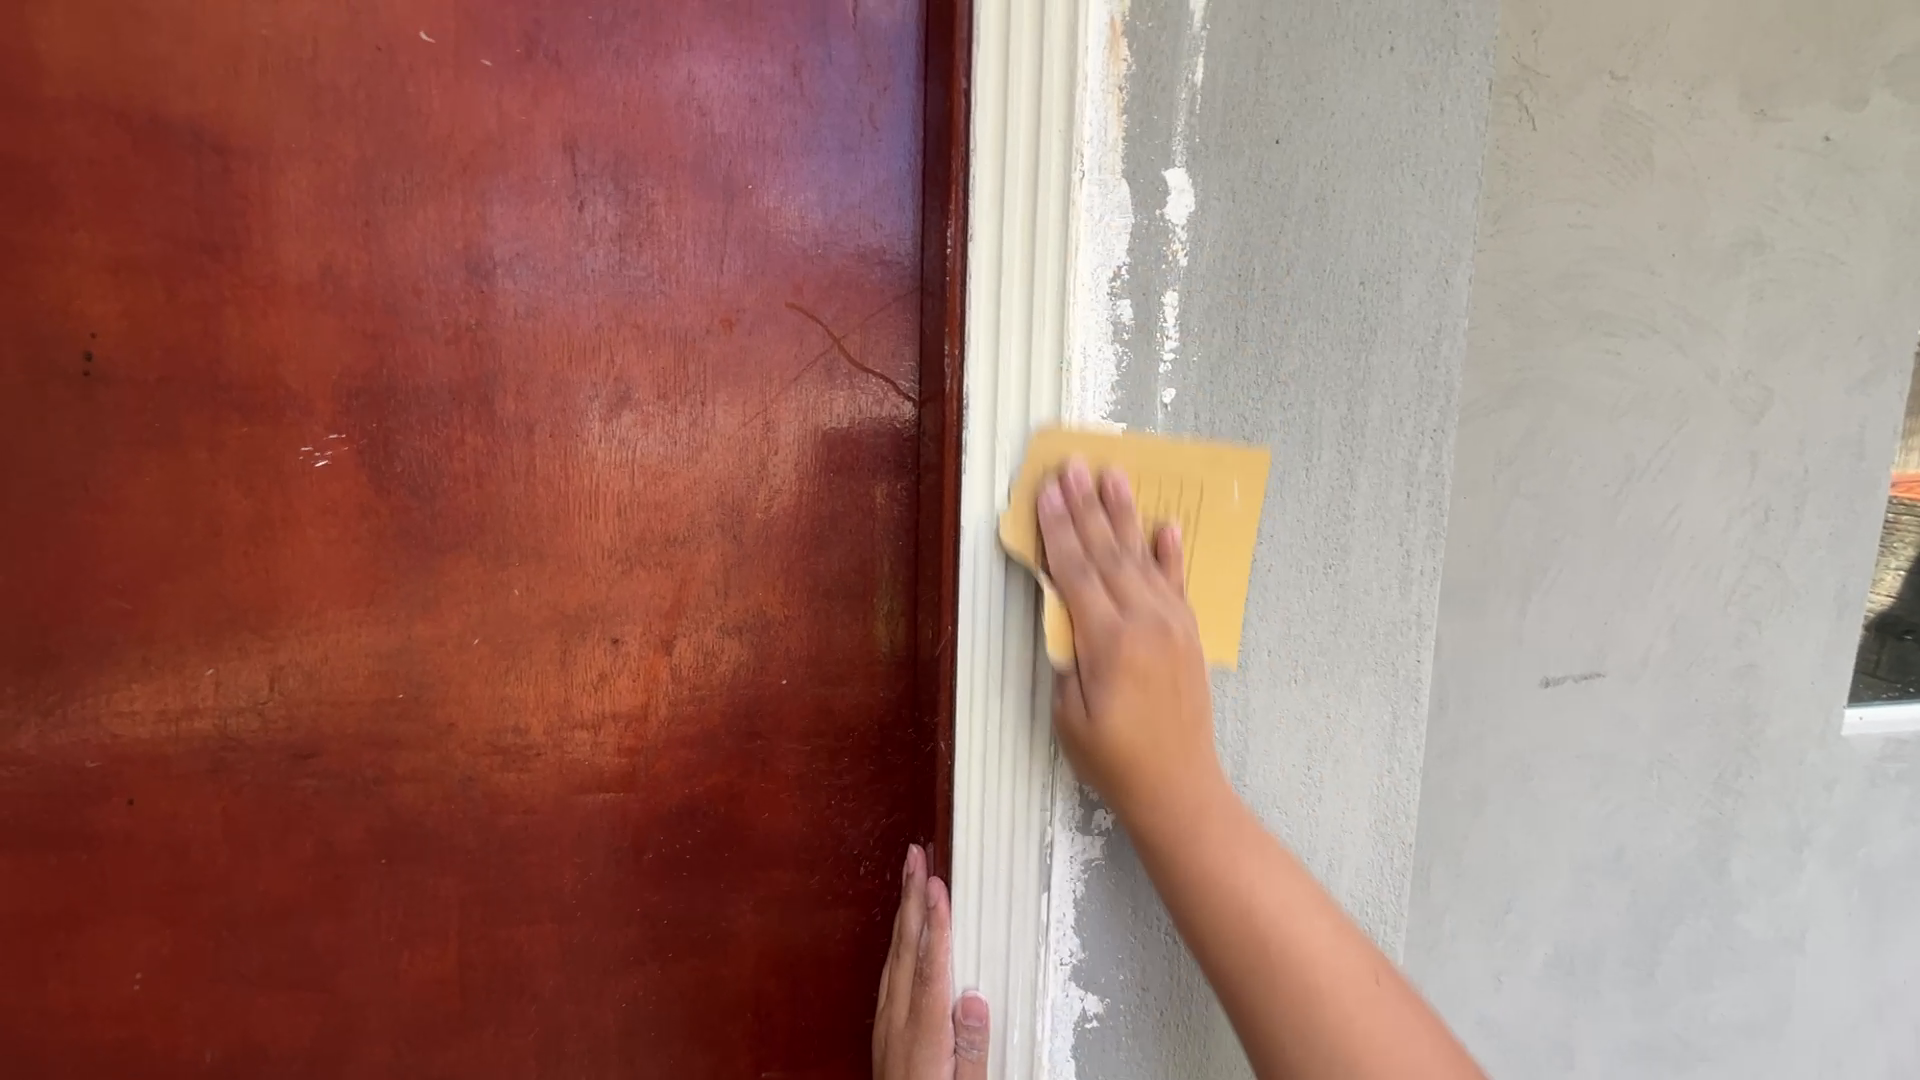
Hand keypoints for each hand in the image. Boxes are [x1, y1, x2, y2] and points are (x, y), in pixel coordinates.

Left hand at [873, 844, 989, 1079]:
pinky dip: (899, 938)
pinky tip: (905, 926)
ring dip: (903, 910)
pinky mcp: (885, 1029)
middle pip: (905, 949)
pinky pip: (890, 970)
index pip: (930, 968)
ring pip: (894, 955)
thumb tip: (973, 997)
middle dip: (910, 897)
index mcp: (921, 1039)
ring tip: (909, 874)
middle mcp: (897, 1024)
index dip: (936, 922)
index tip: (937, 883)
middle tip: (913, 855)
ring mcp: (887, 1025)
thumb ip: (971, 1049)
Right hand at [1038, 459, 1224, 826]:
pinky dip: (1169, 553)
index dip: (1058, 528)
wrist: (1178, 787)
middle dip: (1086, 506)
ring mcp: (1171, 624)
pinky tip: (1165, 526)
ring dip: (1124, 515)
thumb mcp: (1068, 713)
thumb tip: (1067, 614)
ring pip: (1141, 558)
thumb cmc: (1112, 759)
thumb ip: (1067, 654)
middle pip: (1107, 553)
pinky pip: (1177, 583)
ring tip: (1113, 475)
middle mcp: (1143, 621)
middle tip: (1073, 464)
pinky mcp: (1188, 634)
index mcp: (1107, 640)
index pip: (1076, 570)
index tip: (1047, 490)